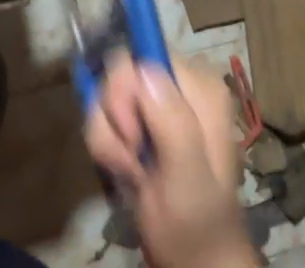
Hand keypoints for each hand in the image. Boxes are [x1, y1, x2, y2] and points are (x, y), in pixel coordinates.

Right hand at [85, 56, 257, 267]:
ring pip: (106, 95)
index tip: (133, 133)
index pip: (146, 57)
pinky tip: (126, 172)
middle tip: (132, 153)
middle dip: (115, 117)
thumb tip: (143, 69)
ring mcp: (157, 106)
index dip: (129, 91)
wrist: (191, 259)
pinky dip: (105, 146)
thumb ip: (172, 123)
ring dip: (108, 137)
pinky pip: (103, 116)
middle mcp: (178, 88)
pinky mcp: (139, 124)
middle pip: (121, 73)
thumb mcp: (188, 175)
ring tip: (131, 170)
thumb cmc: (196, 221)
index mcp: (201, 88)